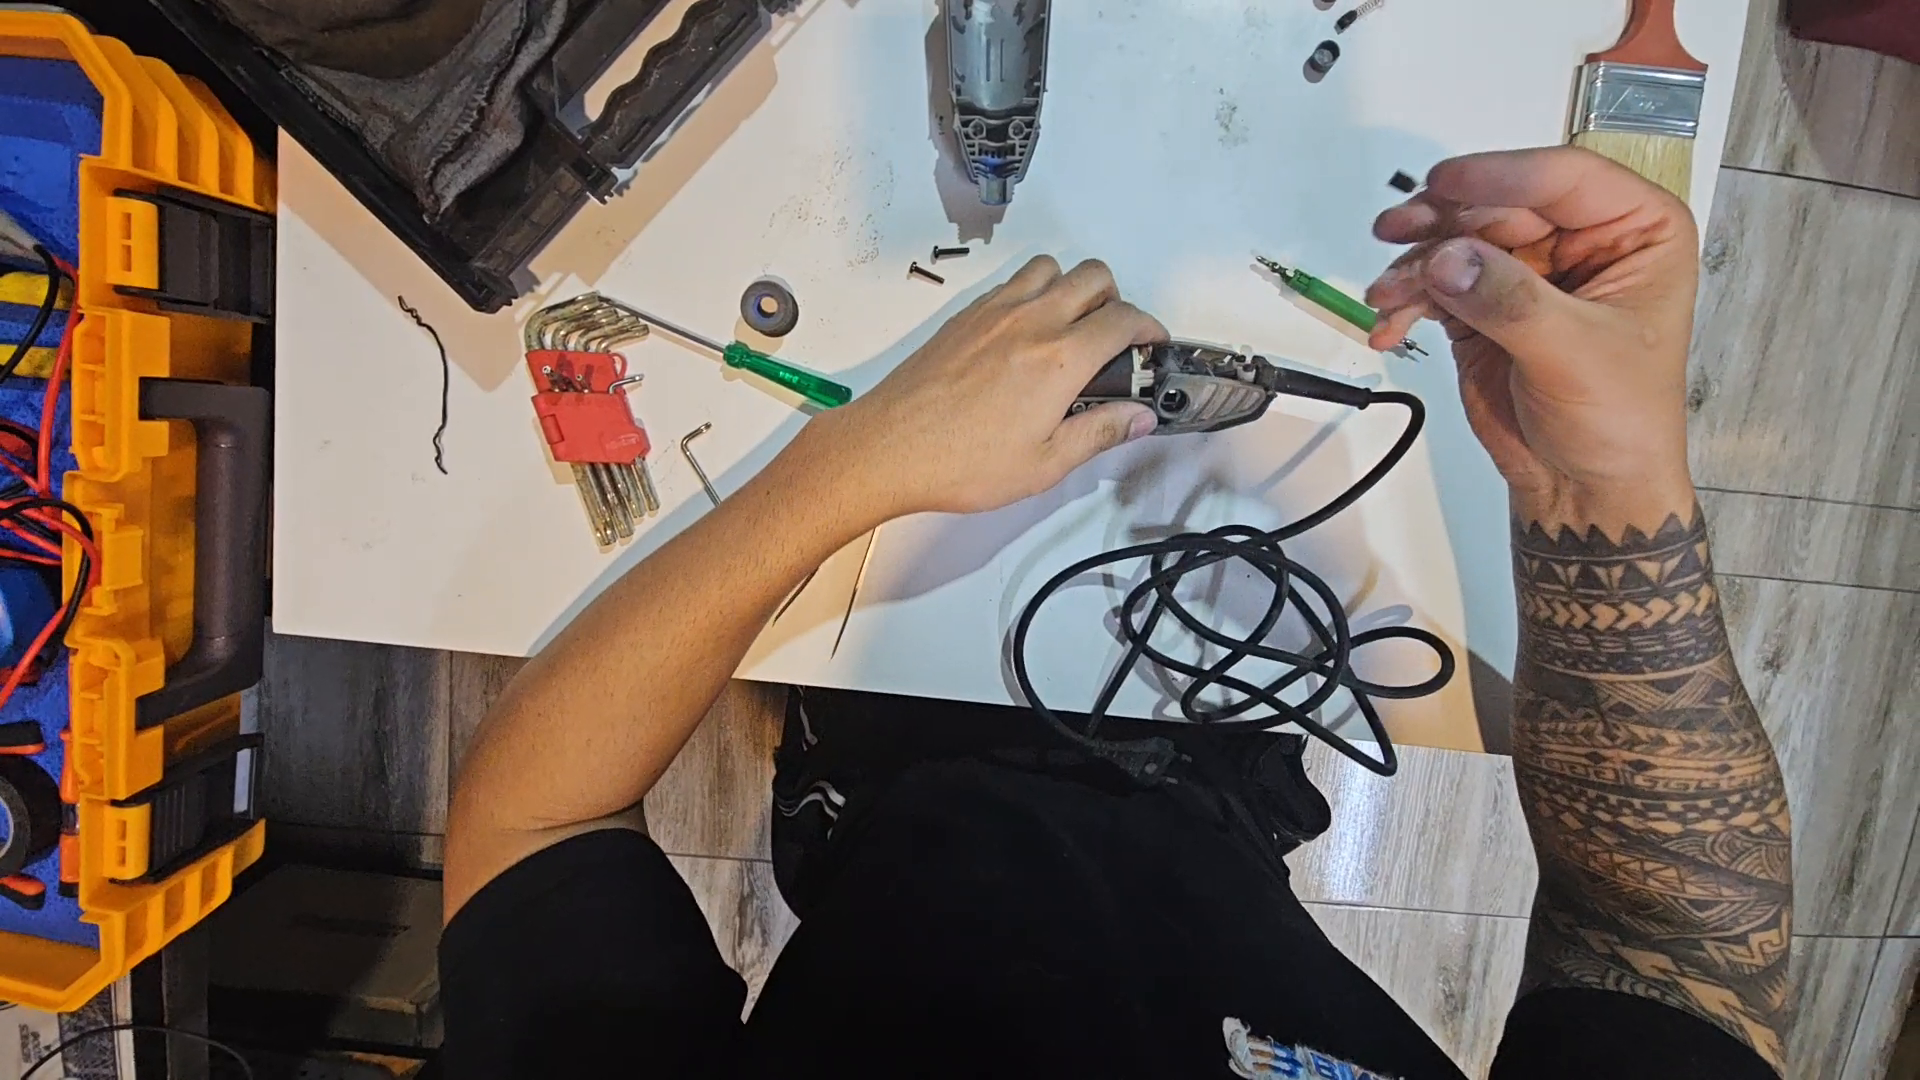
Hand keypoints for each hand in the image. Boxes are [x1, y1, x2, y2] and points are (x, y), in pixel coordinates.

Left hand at [814, 256, 1164, 516]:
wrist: (889, 449)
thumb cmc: (964, 464)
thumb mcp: (1044, 464)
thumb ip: (1099, 433)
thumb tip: (1140, 417)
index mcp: (1059, 358)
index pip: (1123, 319)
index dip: (1148, 327)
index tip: (1151, 345)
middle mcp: (1031, 321)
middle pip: (1093, 276)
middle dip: (1116, 300)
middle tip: (1111, 340)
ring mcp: (993, 312)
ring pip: (1050, 268)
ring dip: (1071, 287)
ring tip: (1067, 329)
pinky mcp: (964, 316)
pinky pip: (1011, 283)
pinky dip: (1032, 293)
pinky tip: (1023, 335)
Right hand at [1364, 147, 1700, 530]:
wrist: (1578, 479)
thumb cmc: (1618, 415)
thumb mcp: (1575, 351)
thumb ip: (1511, 301)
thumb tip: (1450, 260)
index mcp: (1630, 232)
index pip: (1561, 181)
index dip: (1499, 175)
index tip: (1443, 182)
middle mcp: (1573, 247)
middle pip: (1495, 210)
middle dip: (1440, 223)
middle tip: (1394, 229)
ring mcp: (1519, 281)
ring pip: (1454, 249)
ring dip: (1411, 269)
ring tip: (1385, 296)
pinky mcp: (1478, 314)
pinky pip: (1431, 291)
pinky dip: (1403, 306)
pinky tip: (1388, 326)